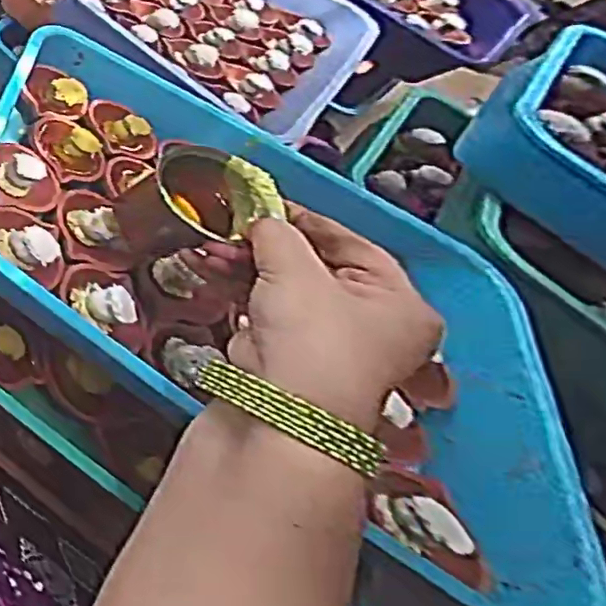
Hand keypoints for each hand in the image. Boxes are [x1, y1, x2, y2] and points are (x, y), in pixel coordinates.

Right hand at [218, 207, 443, 430]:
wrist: (281, 404)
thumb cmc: (310, 335)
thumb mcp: (294, 271)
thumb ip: (276, 233)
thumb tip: (260, 217)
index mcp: (398, 300)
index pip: (351, 243)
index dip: (305, 219)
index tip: (263, 202)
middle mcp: (370, 316)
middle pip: (310, 261)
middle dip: (261, 242)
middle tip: (228, 227)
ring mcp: (326, 331)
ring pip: (280, 279)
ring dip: (241, 259)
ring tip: (208, 248)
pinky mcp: (287, 340)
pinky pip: (261, 297)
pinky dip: (235, 280)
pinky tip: (206, 264)